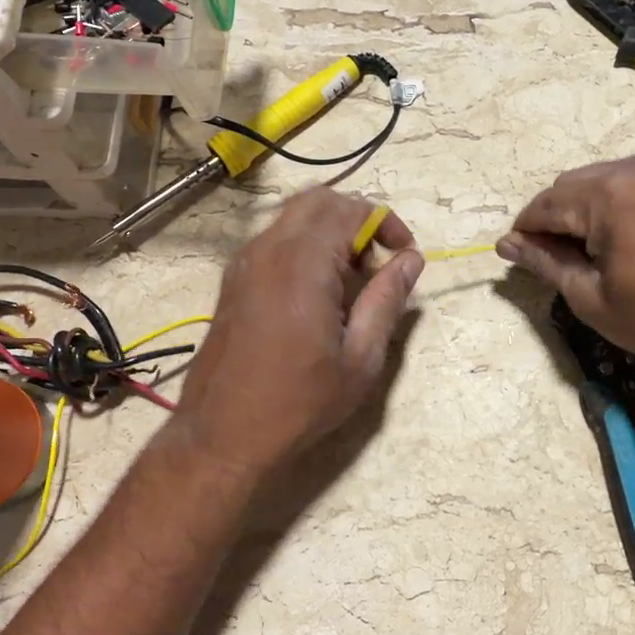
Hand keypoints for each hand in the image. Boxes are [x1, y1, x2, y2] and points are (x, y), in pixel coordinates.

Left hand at [174, 188, 423, 478]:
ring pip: (294, 216)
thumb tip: (411, 260)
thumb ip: (387, 300)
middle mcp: (268, 250)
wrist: (223, 434)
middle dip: (357, 220)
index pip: (350, 209)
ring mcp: (244, 263)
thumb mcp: (360, 359)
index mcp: (302, 265)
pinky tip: (318, 294)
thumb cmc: (299, 403)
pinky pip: (275, 240)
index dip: (386, 222)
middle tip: (377, 264)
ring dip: (330, 232)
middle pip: (319, 200)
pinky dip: (305, 247)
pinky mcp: (233, 280)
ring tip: (350, 281)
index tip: (404, 256)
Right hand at [497, 151, 634, 376]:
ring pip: (604, 179)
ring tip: (586, 252)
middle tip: (551, 258)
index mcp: (611, 192)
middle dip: (556, 217)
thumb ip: (545, 261)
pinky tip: (618, 239)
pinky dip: (617, 204)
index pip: (548, 203)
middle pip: (574, 185)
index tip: (514, 251)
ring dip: (586, 209)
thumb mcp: (589, 294)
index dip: (526, 229)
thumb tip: (506, 245)